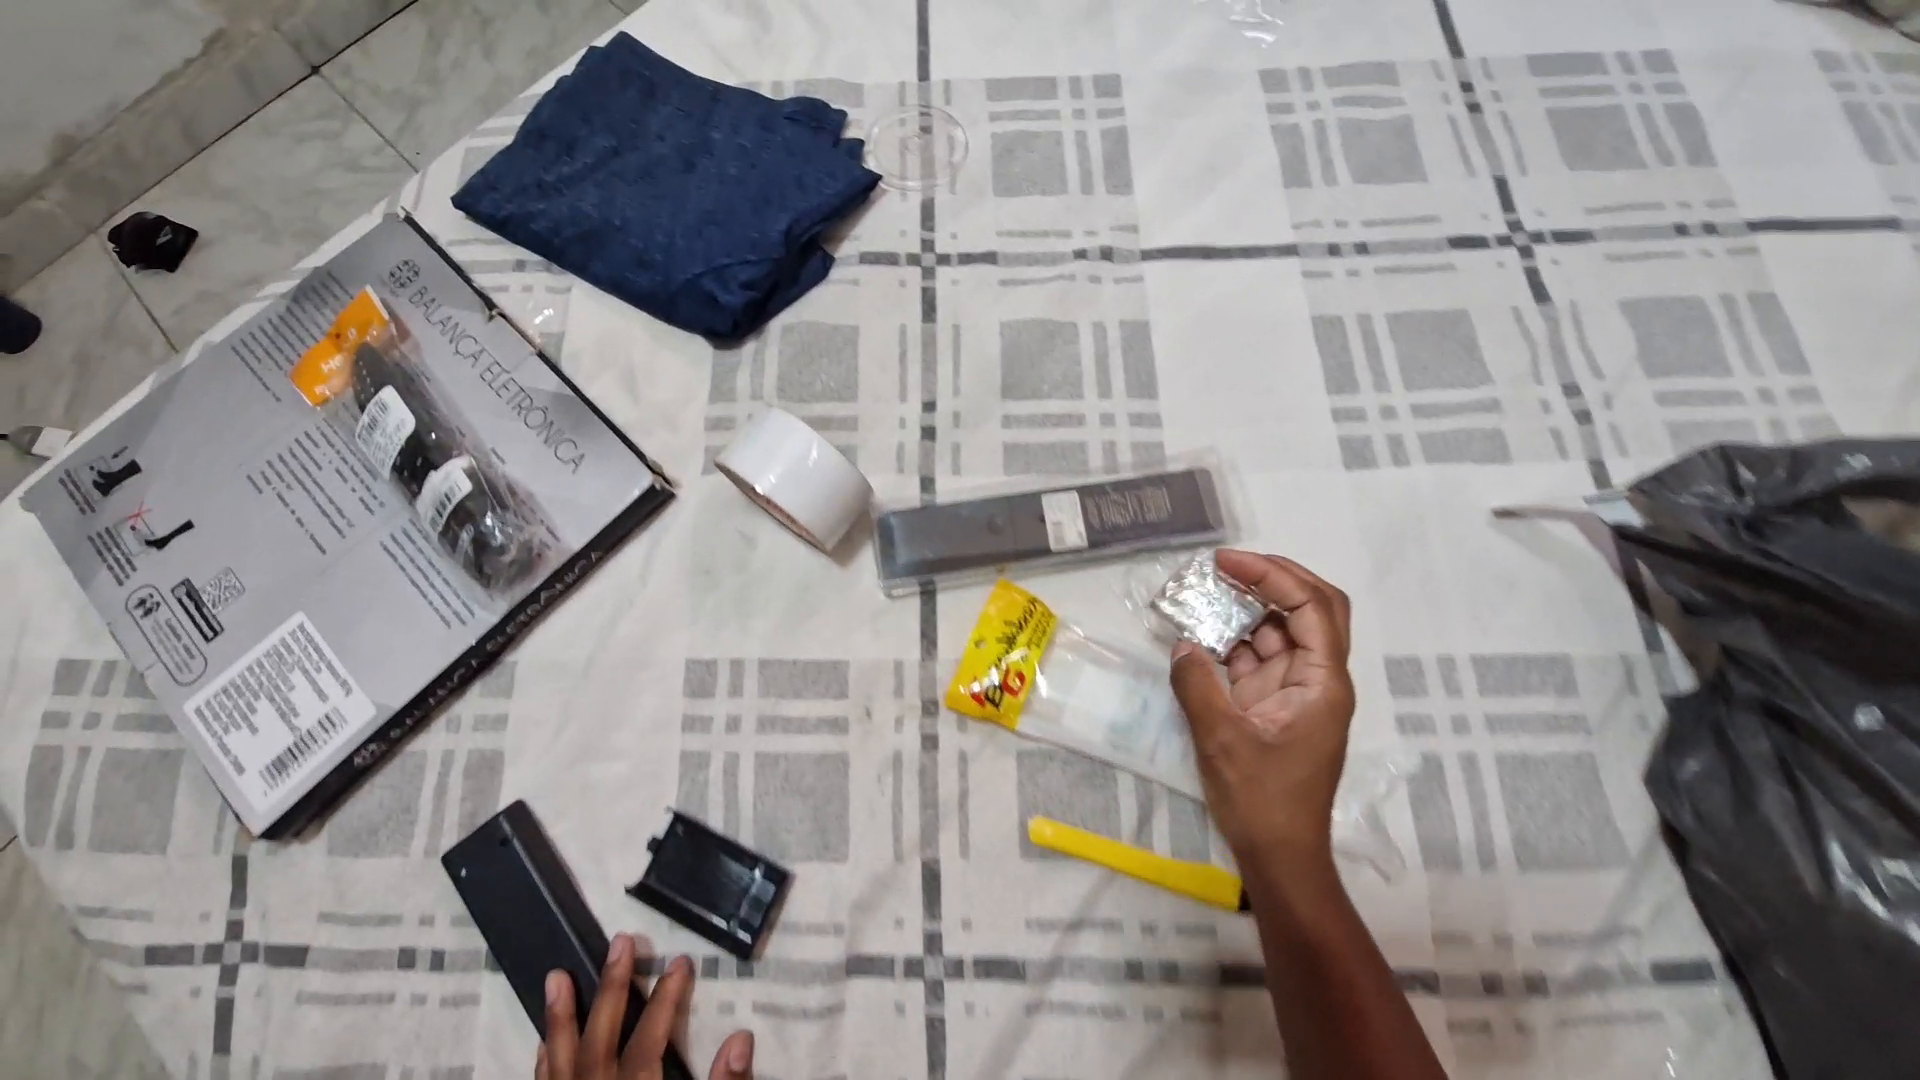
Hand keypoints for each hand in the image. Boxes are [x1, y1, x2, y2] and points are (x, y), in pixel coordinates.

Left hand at [536, 933, 753, 1079]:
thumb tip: (741, 1038)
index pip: (649, 1040)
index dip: (666, 1000)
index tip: (680, 962)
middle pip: (601, 1038)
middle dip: (612, 987)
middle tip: (620, 941)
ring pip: (562, 1060)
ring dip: (561, 1017)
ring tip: (555, 975)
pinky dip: (546, 1062)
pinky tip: (545, 1043)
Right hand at [1169, 550, 1354, 873]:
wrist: (1279, 856)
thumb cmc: (1262, 799)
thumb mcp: (1221, 739)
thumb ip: (1198, 685)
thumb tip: (1183, 644)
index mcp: (1323, 682)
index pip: (1311, 607)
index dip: (1272, 574)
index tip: (1227, 562)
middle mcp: (1317, 678)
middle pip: (1311, 608)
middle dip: (1272, 579)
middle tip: (1226, 564)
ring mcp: (1296, 691)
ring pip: (1281, 631)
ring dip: (1248, 608)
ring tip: (1206, 590)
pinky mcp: (1274, 705)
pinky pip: (1257, 658)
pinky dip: (1232, 640)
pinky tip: (1201, 632)